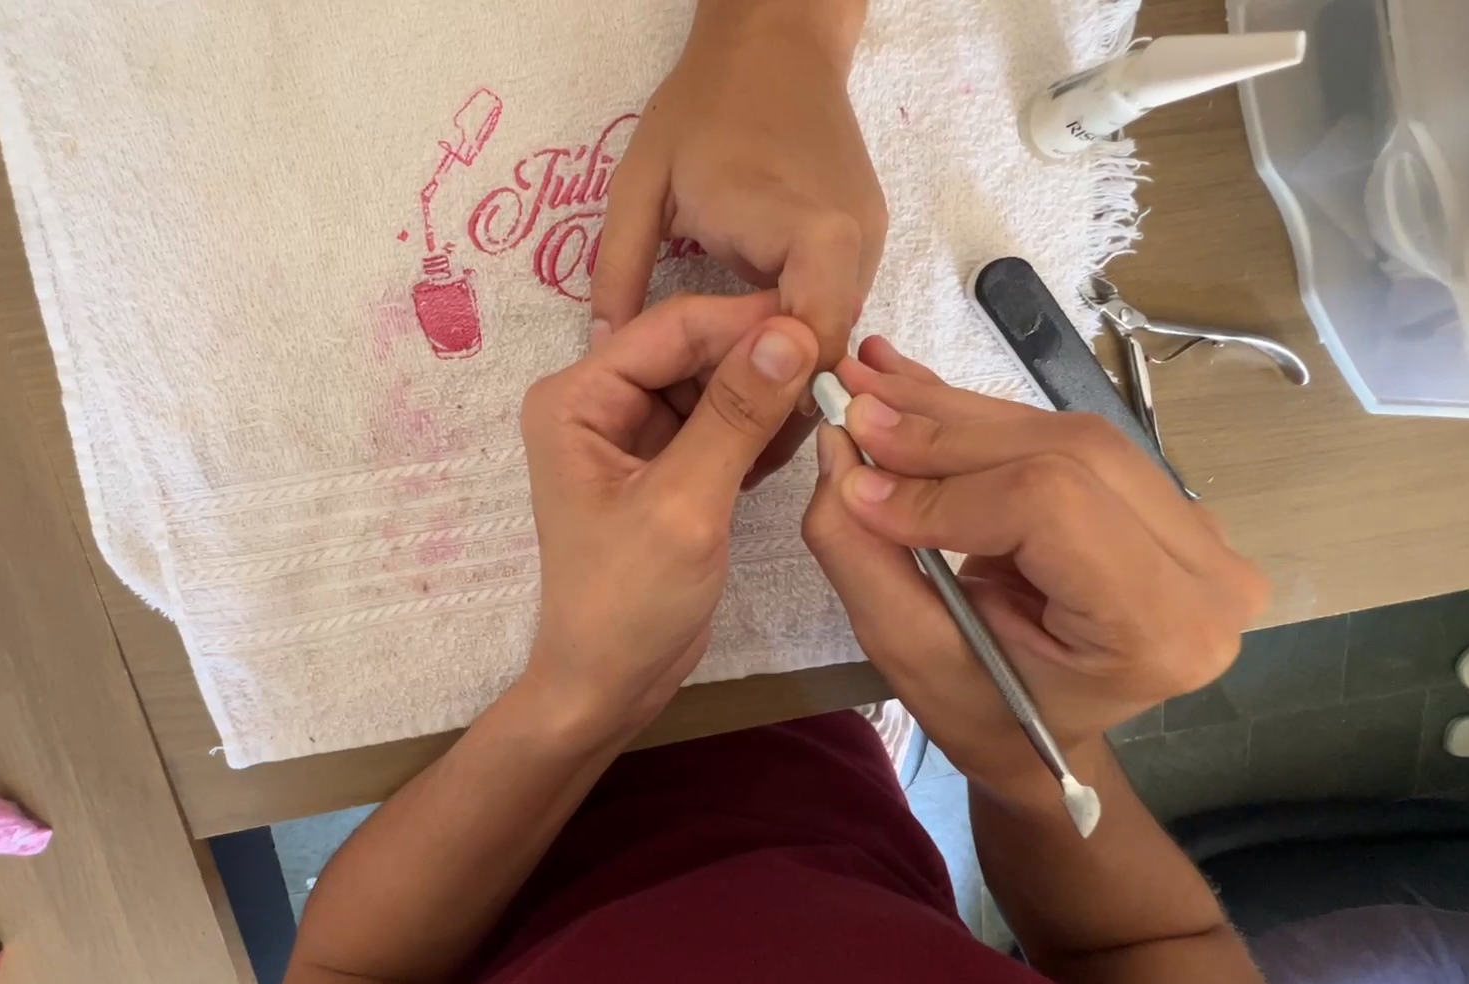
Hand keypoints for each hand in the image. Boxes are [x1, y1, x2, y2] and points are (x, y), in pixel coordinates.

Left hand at [521, 293, 818, 737]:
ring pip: (713, 386)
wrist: (611, 681)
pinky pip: (717, 425)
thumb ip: (736, 416)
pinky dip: (755, 432)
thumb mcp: (684, 506)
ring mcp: (633, 434)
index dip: (749, 324)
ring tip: (817, 419)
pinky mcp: (665, 465)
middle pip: (694, 352)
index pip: (672, 328)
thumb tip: (792, 332)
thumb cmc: (629, 602)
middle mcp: (600, 403)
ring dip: (765, 398)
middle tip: (834, 381)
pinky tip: (788, 450)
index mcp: (578, 398)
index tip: (827, 333)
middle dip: (761, 363)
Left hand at [592, 0, 884, 485]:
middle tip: (725, 455)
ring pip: (823, 344)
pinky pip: (823, 321)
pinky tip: (748, 382)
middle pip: (820, 352)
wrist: (776, 32)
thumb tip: (604, 344)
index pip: (807, 338)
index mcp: (807, 231)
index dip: (768, 394)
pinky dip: (787, 354)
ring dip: (777, 385)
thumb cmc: (705, 102)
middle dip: (770, 403)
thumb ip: (621, 271)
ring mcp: (864, 247)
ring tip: (733, 433)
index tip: (726, 440)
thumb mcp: (640, 186)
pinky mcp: (859, 248)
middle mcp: (851, 246)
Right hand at [802, 338, 1270, 788]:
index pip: (1049, 506)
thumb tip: (837, 447)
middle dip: (938, 429)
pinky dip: (973, 416)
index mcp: (1158, 630)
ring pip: (1057, 431)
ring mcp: (1193, 525)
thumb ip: (859, 552)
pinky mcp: (1156, 500)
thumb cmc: (976, 713)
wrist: (1034, 732)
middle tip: (848, 404)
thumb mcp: (903, 650)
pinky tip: (912, 388)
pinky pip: (1058, 438)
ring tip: (867, 384)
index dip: (942, 488)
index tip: (856, 486)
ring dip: (949, 410)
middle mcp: (1204, 568)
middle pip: (1062, 450)